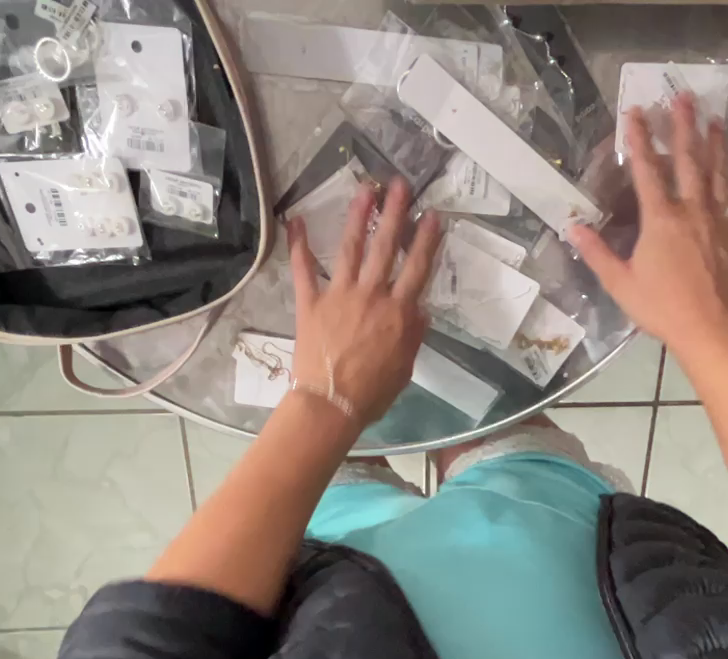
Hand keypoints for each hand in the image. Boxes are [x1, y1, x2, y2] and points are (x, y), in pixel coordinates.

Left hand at [286, 178, 442, 427]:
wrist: (331, 404)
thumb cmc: (373, 393)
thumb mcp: (405, 367)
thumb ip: (413, 336)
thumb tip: (421, 310)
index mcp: (397, 313)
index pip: (416, 269)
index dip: (426, 240)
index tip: (432, 215)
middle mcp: (370, 296)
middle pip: (385, 248)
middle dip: (395, 213)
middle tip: (400, 184)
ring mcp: (338, 295)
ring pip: (351, 249)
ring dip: (358, 216)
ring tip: (365, 189)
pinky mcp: (310, 303)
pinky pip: (304, 270)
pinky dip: (299, 245)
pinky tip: (295, 221)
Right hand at [569, 94, 727, 359]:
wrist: (706, 326)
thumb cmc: (660, 306)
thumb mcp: (619, 282)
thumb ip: (597, 253)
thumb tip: (573, 228)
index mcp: (661, 218)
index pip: (647, 170)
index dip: (640, 139)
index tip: (636, 112)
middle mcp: (692, 210)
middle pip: (689, 160)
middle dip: (685, 126)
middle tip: (685, 96)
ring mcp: (718, 221)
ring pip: (719, 174)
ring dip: (717, 145)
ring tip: (716, 120)